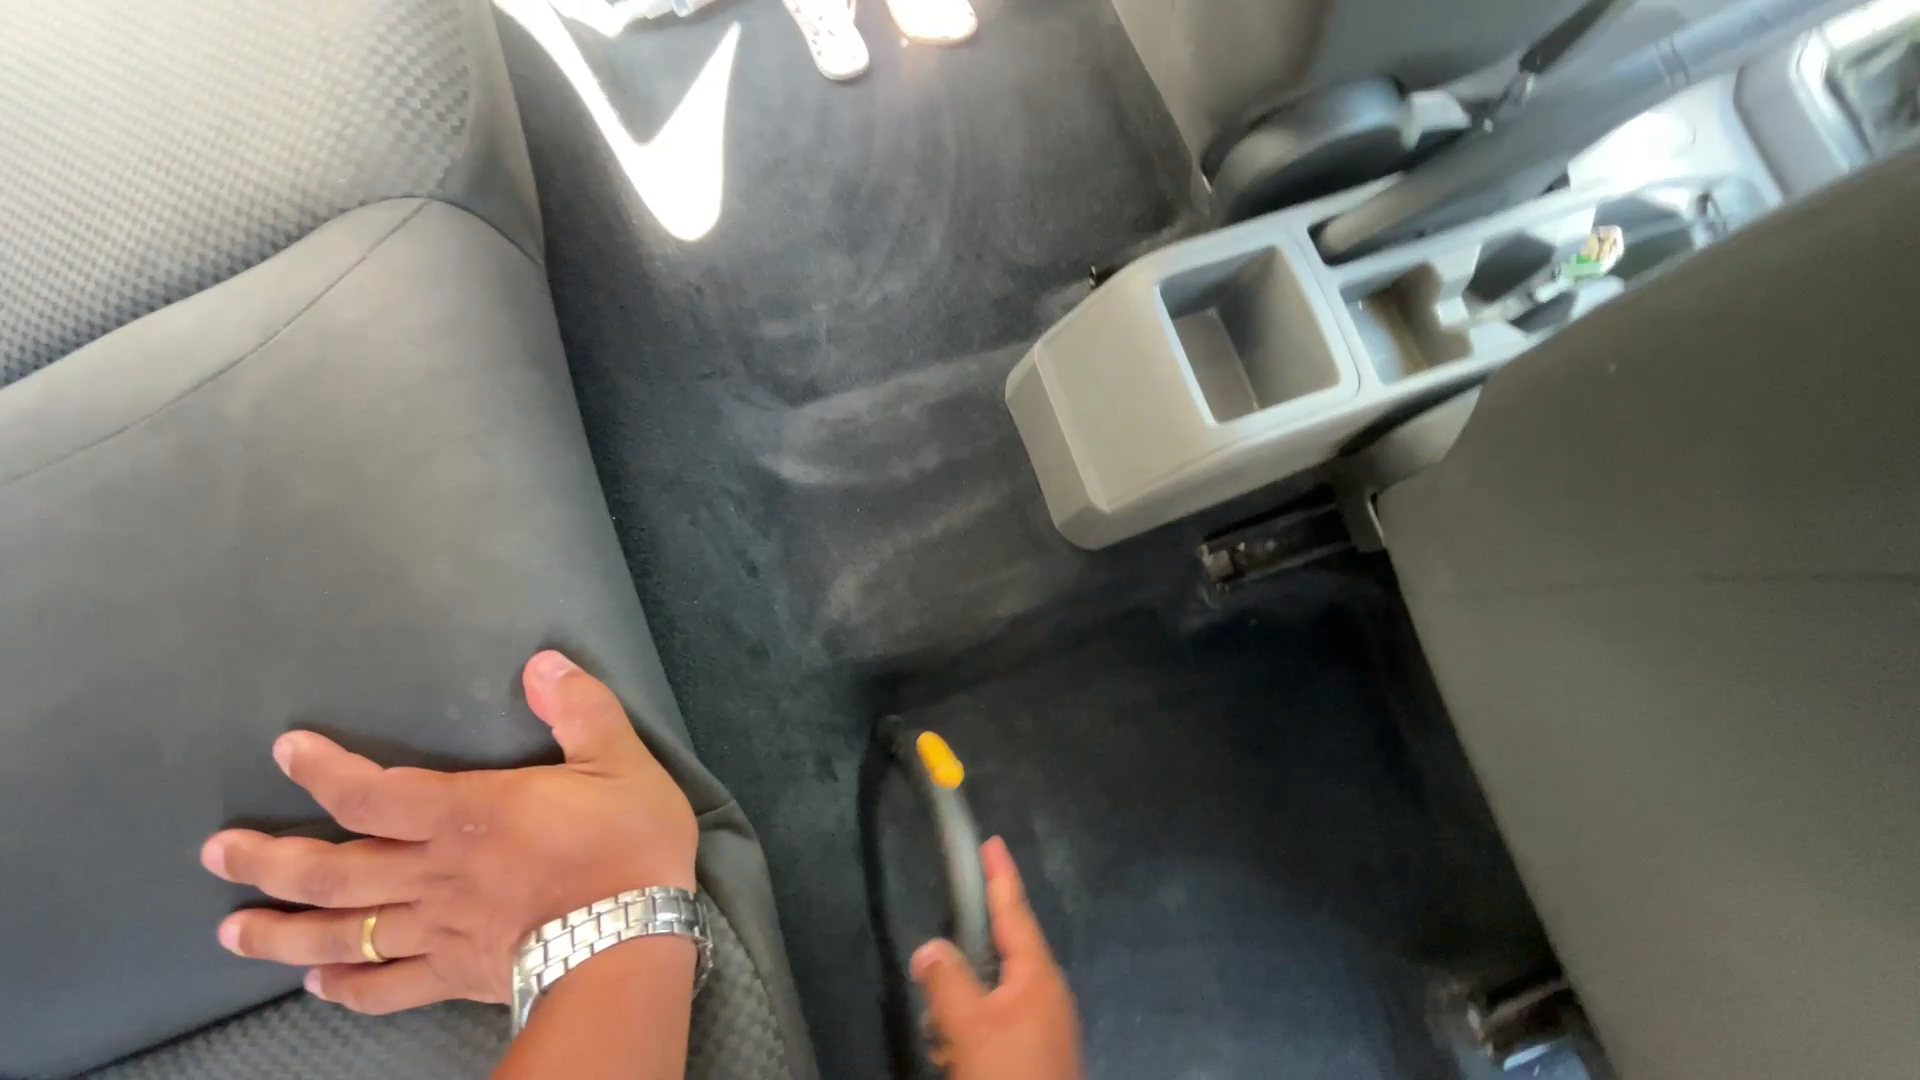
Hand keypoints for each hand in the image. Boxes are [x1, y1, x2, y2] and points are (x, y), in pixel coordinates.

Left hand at [199, 650, 697, 1012]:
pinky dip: (346, 988)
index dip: (325, 770)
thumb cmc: (626, 841)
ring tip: (232, 931)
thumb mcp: (619, 758)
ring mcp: (439, 929)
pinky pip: (386, 986)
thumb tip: (542, 661)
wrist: (630, 938)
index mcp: (467, 814)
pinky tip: (317, 986)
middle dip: (269, 860)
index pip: (373, 792)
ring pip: (342, 933)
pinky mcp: (456, 973)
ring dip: (281, 932)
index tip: (287, 751)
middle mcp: (434, 872)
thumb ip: (580, 708)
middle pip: (332, 870)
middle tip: (217, 854)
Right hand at [911, 837, 1083, 1079]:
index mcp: (1037, 975)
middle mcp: (1046, 994)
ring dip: (964, 1005)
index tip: (993, 843)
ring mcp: (1043, 1026)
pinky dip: (972, 1030)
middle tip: (942, 960)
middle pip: (1002, 953)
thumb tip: (929, 948)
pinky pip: (996, 1023)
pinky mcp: (1034, 1054)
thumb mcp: (970, 1029)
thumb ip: (946, 981)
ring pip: (994, 994)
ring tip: (945, 1034)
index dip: (1001, 875)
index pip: (1015, 910)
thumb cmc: (1009, 1075)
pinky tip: (954, 1053)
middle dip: (968, 955)